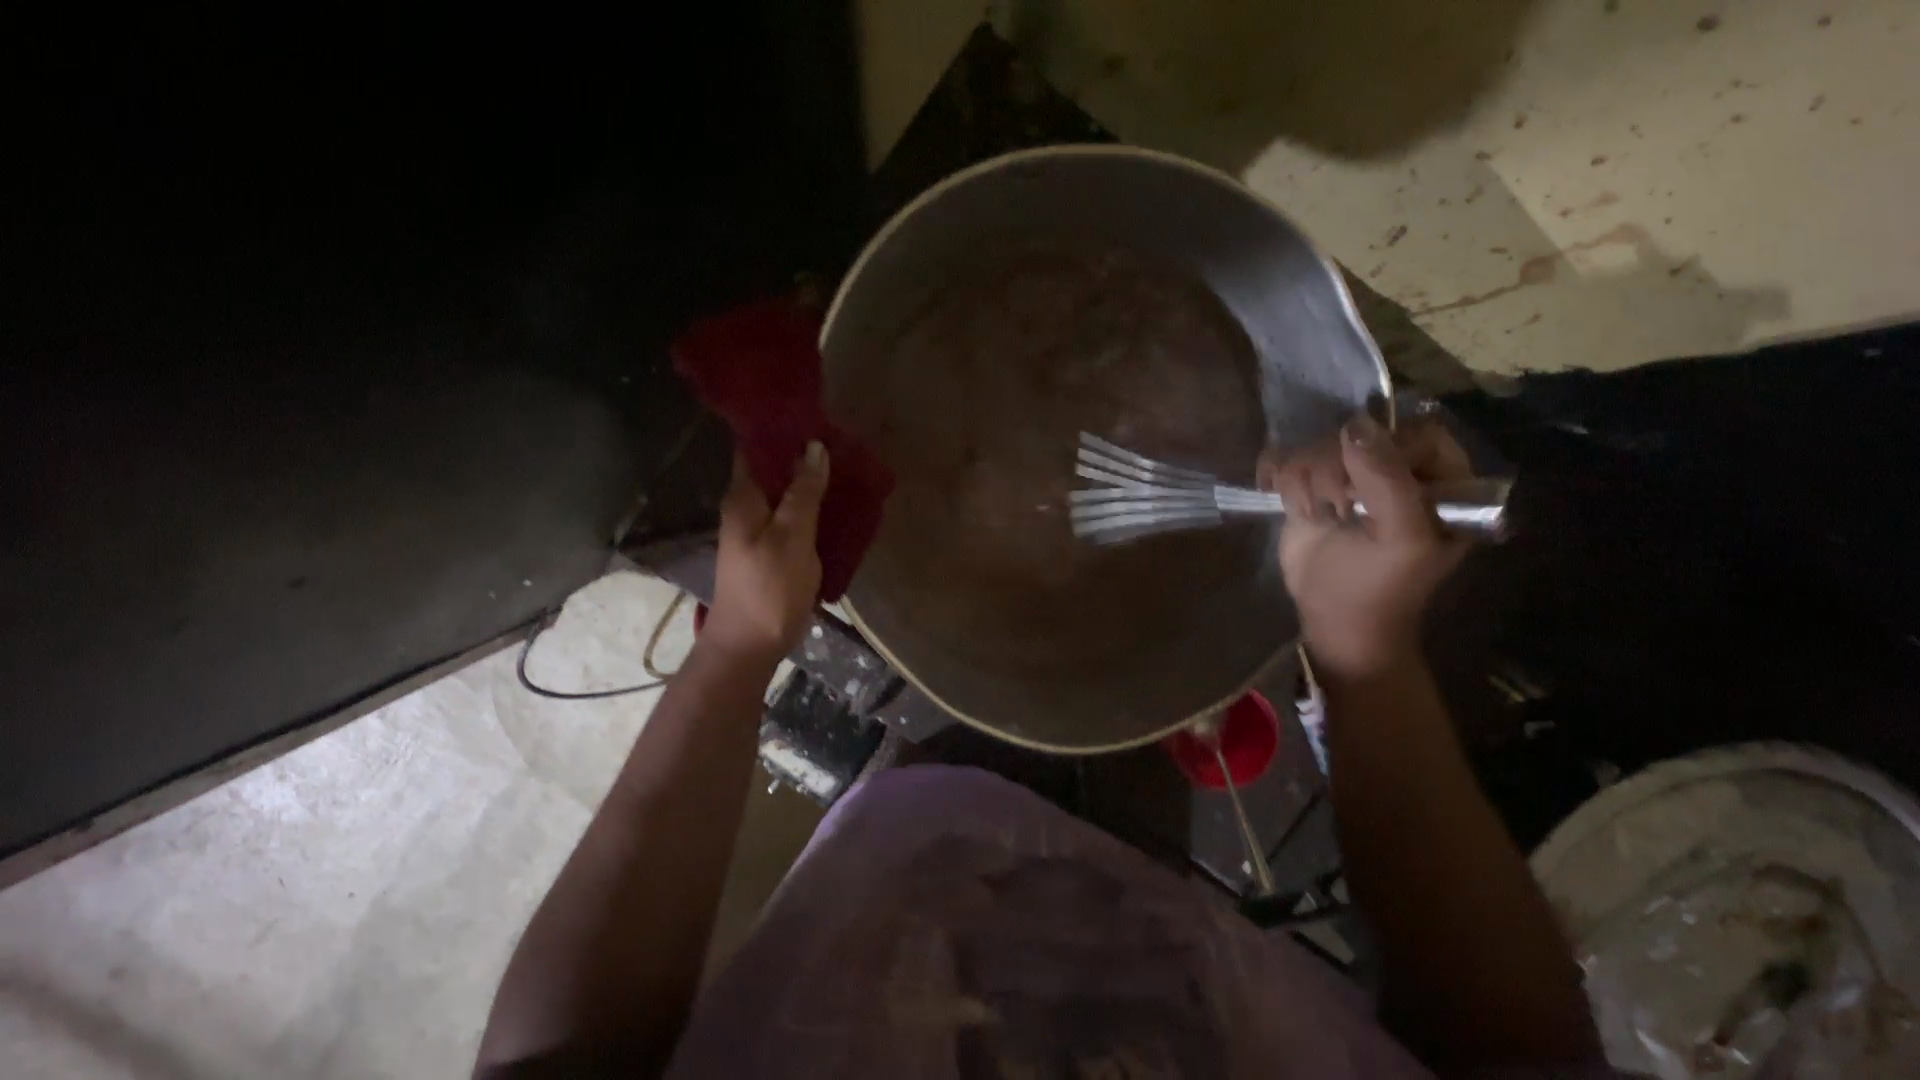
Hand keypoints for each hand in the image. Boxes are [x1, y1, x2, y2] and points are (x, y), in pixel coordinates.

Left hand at [702, 442, 828, 665]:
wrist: (749, 646)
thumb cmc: (769, 589)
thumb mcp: (792, 537)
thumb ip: (803, 493)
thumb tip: (814, 448)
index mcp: (743, 498)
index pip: (755, 448)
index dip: (780, 431)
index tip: (813, 416)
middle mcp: (746, 509)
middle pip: (773, 471)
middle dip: (802, 456)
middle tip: (841, 441)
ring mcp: (757, 533)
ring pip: (785, 496)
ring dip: (810, 484)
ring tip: (846, 469)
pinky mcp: (771, 553)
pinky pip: (793, 520)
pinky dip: (812, 510)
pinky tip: (837, 507)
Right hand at [1259, 413, 1474, 678]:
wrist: (1335, 626)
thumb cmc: (1379, 589)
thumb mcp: (1401, 539)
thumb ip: (1389, 480)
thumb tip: (1355, 426)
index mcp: (1438, 481)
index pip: (1416, 433)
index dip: (1385, 448)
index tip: (1365, 483)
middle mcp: (1393, 471)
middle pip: (1358, 435)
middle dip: (1336, 468)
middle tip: (1336, 508)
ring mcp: (1347, 478)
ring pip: (1317, 444)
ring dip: (1304, 477)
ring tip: (1312, 513)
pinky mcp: (1309, 488)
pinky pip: (1287, 456)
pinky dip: (1276, 472)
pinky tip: (1279, 496)